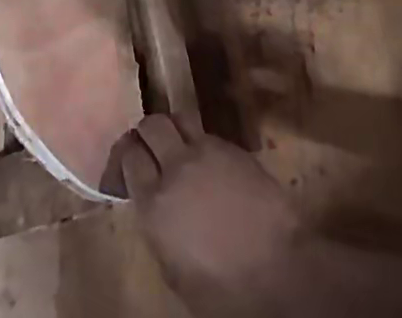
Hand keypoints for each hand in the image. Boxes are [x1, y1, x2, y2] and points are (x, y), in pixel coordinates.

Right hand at [111, 115, 304, 299]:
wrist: (273, 265)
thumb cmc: (218, 284)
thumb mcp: (172, 267)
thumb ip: (158, 226)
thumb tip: (156, 207)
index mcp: (154, 202)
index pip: (131, 158)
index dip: (128, 154)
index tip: (130, 157)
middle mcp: (177, 167)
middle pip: (154, 125)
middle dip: (148, 129)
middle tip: (148, 140)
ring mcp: (209, 152)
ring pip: (182, 118)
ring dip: (174, 126)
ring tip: (175, 139)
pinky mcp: (236, 148)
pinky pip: (209, 134)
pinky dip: (201, 140)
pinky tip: (206, 157)